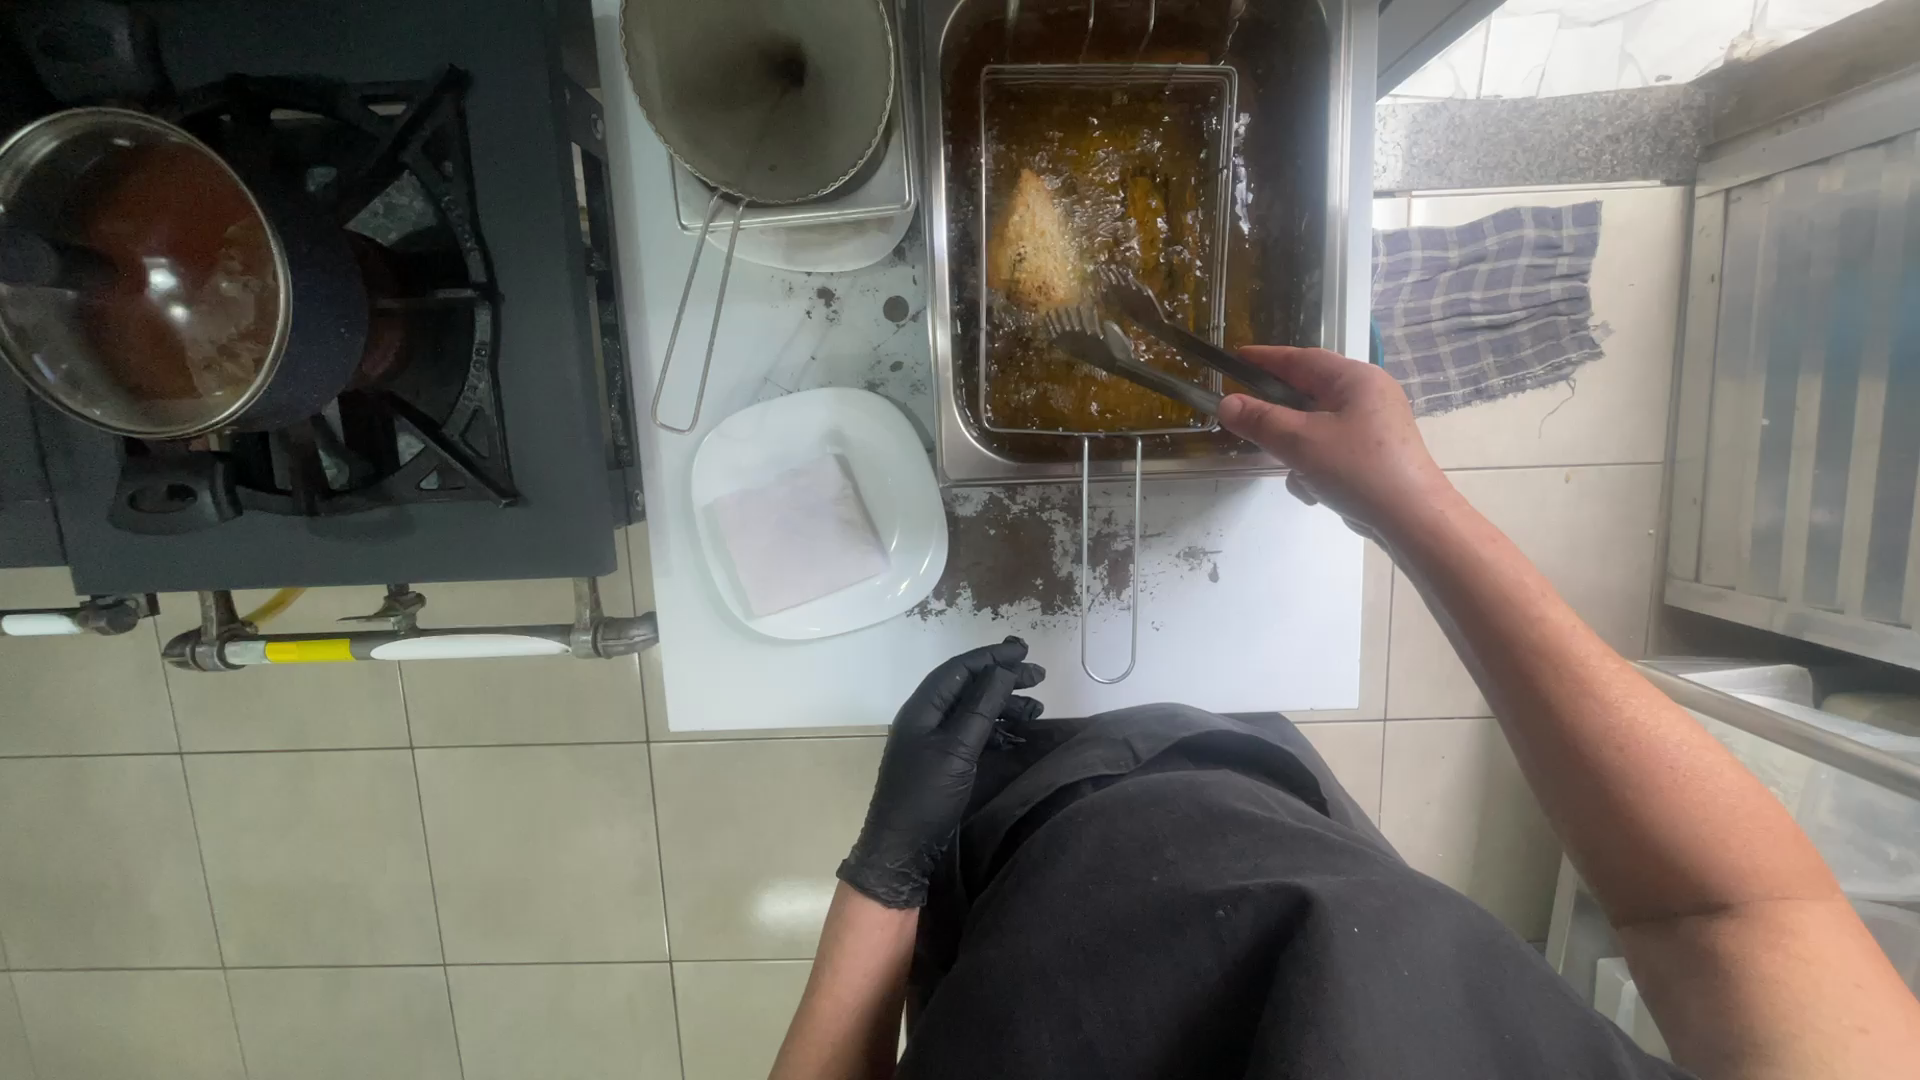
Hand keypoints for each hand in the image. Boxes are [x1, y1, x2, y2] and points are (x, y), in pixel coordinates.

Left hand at [837, 637, 1044, 907]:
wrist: (902, 849)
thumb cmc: (927, 795)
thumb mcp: (958, 747)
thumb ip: (980, 706)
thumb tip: (1002, 669)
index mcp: (923, 707)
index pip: (960, 669)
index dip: (993, 656)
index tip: (1024, 651)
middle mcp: (926, 717)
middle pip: (968, 686)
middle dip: (1003, 679)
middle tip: (1039, 677)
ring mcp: (933, 740)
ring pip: (973, 710)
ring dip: (1004, 706)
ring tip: (1038, 709)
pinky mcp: (942, 761)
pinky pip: (972, 733)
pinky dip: (996, 729)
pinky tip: (1018, 734)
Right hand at [1217, 346, 1456, 538]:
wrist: (1411, 518)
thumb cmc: (1358, 470)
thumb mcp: (1300, 442)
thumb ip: (1259, 420)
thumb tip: (1226, 404)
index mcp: (1356, 380)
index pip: (1302, 358)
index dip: (1266, 358)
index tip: (1236, 357)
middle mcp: (1368, 395)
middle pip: (1308, 392)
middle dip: (1277, 411)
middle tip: (1245, 415)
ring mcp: (1372, 425)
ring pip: (1315, 425)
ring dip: (1295, 446)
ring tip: (1290, 467)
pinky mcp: (1372, 453)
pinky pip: (1329, 448)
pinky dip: (1314, 465)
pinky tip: (1314, 489)